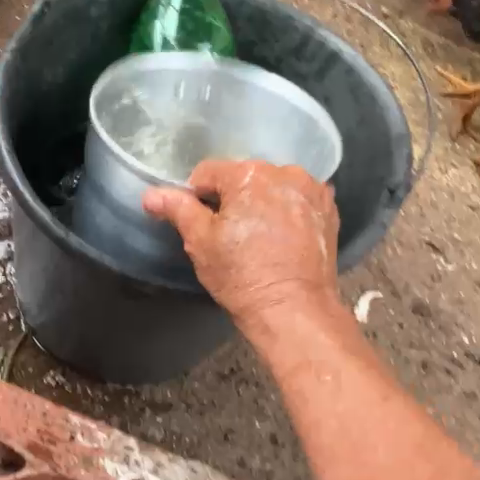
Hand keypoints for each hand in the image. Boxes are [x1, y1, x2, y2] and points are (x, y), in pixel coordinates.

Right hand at [142, 160, 342, 334]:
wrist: (293, 308)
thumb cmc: (242, 276)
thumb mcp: (200, 242)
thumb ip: (177, 209)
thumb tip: (151, 194)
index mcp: (248, 174)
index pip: (207, 173)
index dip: (196, 198)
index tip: (201, 226)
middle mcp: (284, 171)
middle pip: (242, 178)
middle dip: (231, 200)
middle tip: (228, 237)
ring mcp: (311, 189)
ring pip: (271, 188)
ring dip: (260, 204)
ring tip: (256, 240)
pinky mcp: (328, 209)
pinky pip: (296, 200)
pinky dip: (285, 212)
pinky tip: (279, 240)